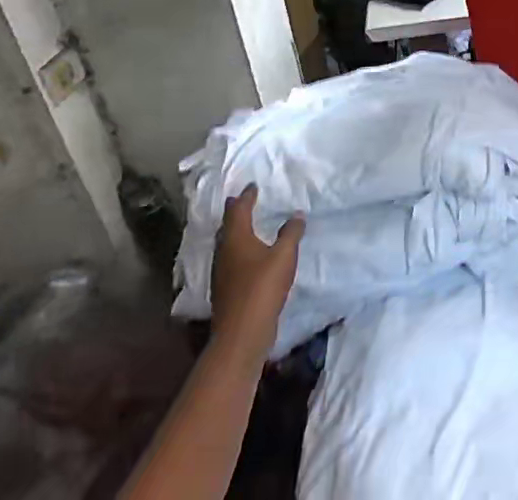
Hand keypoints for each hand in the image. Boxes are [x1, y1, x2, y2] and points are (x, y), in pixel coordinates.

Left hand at [209, 184, 302, 351]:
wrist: (242, 330)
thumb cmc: (263, 286)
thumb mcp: (285, 255)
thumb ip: (291, 233)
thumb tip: (296, 214)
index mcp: (236, 240)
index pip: (237, 211)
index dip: (245, 197)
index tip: (252, 186)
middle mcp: (224, 253)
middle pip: (227, 228)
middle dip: (235, 213)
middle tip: (242, 201)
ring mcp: (222, 273)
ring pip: (226, 245)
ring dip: (235, 232)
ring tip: (246, 226)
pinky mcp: (226, 288)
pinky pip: (230, 259)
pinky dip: (239, 249)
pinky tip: (248, 256)